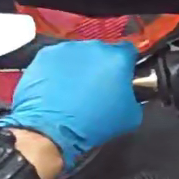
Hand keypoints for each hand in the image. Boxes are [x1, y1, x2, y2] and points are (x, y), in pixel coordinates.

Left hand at [0, 40, 142, 168]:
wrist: (51, 131)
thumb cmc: (91, 124)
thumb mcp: (130, 116)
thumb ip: (134, 97)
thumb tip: (128, 94)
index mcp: (117, 58)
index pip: (129, 50)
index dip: (127, 64)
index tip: (123, 75)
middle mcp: (93, 47)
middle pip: (102, 52)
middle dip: (102, 67)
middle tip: (97, 89)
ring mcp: (66, 49)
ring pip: (79, 55)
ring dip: (80, 68)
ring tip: (75, 91)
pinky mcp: (44, 56)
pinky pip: (57, 60)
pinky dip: (59, 71)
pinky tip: (58, 90)